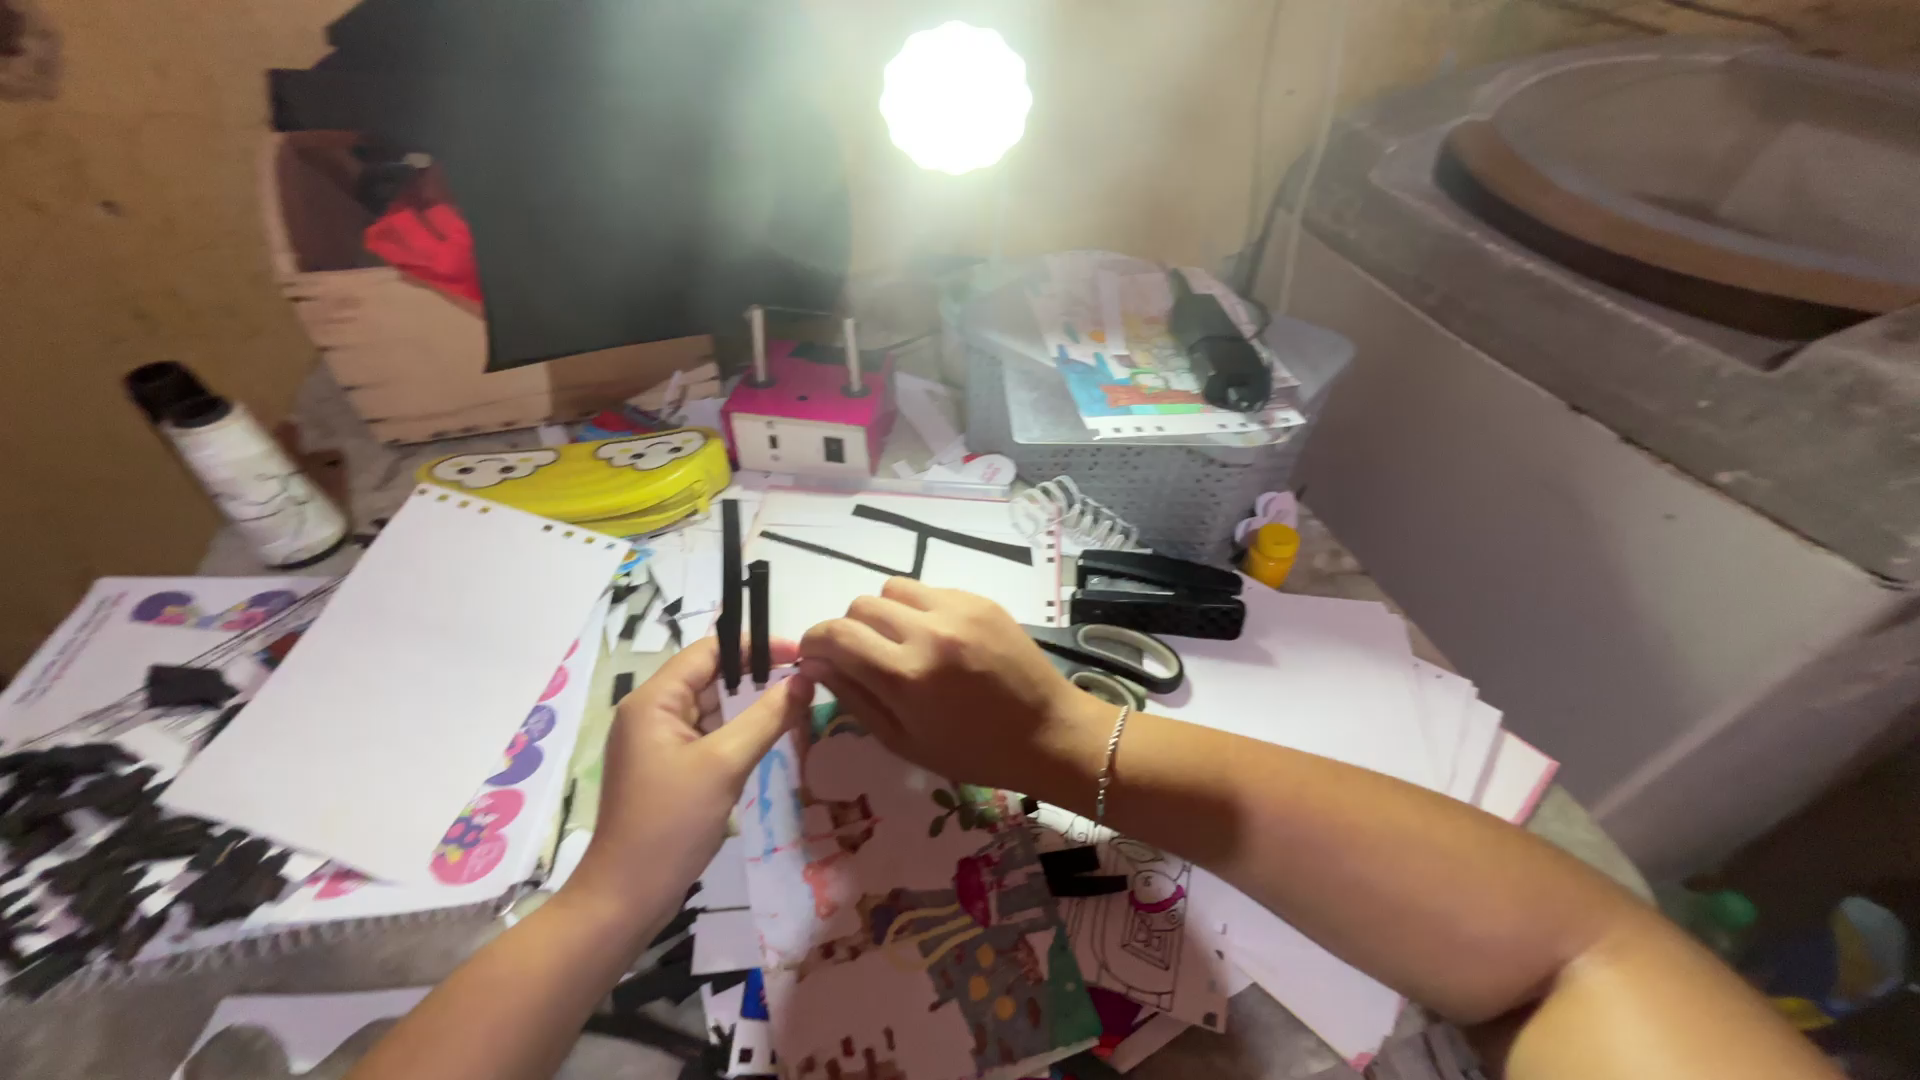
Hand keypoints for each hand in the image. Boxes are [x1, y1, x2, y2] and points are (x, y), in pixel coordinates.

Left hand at [566, 637, 813, 911]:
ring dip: (750, 706)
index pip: (710, 651)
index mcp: (654, 700)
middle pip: (711, 677)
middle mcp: (651, 712)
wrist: (626, 898)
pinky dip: (738, 733)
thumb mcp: (726, 764)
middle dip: (757, 676)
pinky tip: (769, 739)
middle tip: (806, 681)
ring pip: (712, 707)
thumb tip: (807, 679)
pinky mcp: (668, 768)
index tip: (801, 654)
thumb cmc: (671, 823)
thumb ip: (768, 717)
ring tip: (797, 706)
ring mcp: (658, 742)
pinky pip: (708, 735)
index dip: (757, 646)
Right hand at [796, 578, 1110, 797]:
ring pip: (892, 588)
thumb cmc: (973, 752)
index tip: (816, 657)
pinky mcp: (980, 599)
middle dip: (850, 630)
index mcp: (905, 676)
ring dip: (885, 612)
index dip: (814, 643)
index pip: (835, 635)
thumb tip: (815, 665)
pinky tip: (938, 638)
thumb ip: (854, 697)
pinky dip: (920, 609)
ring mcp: (958, 609)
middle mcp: (928, 632)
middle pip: (860, 605)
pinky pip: (929, 590)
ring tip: (903, 642)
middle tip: (866, 657)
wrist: (1047, 732)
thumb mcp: (903, 740)